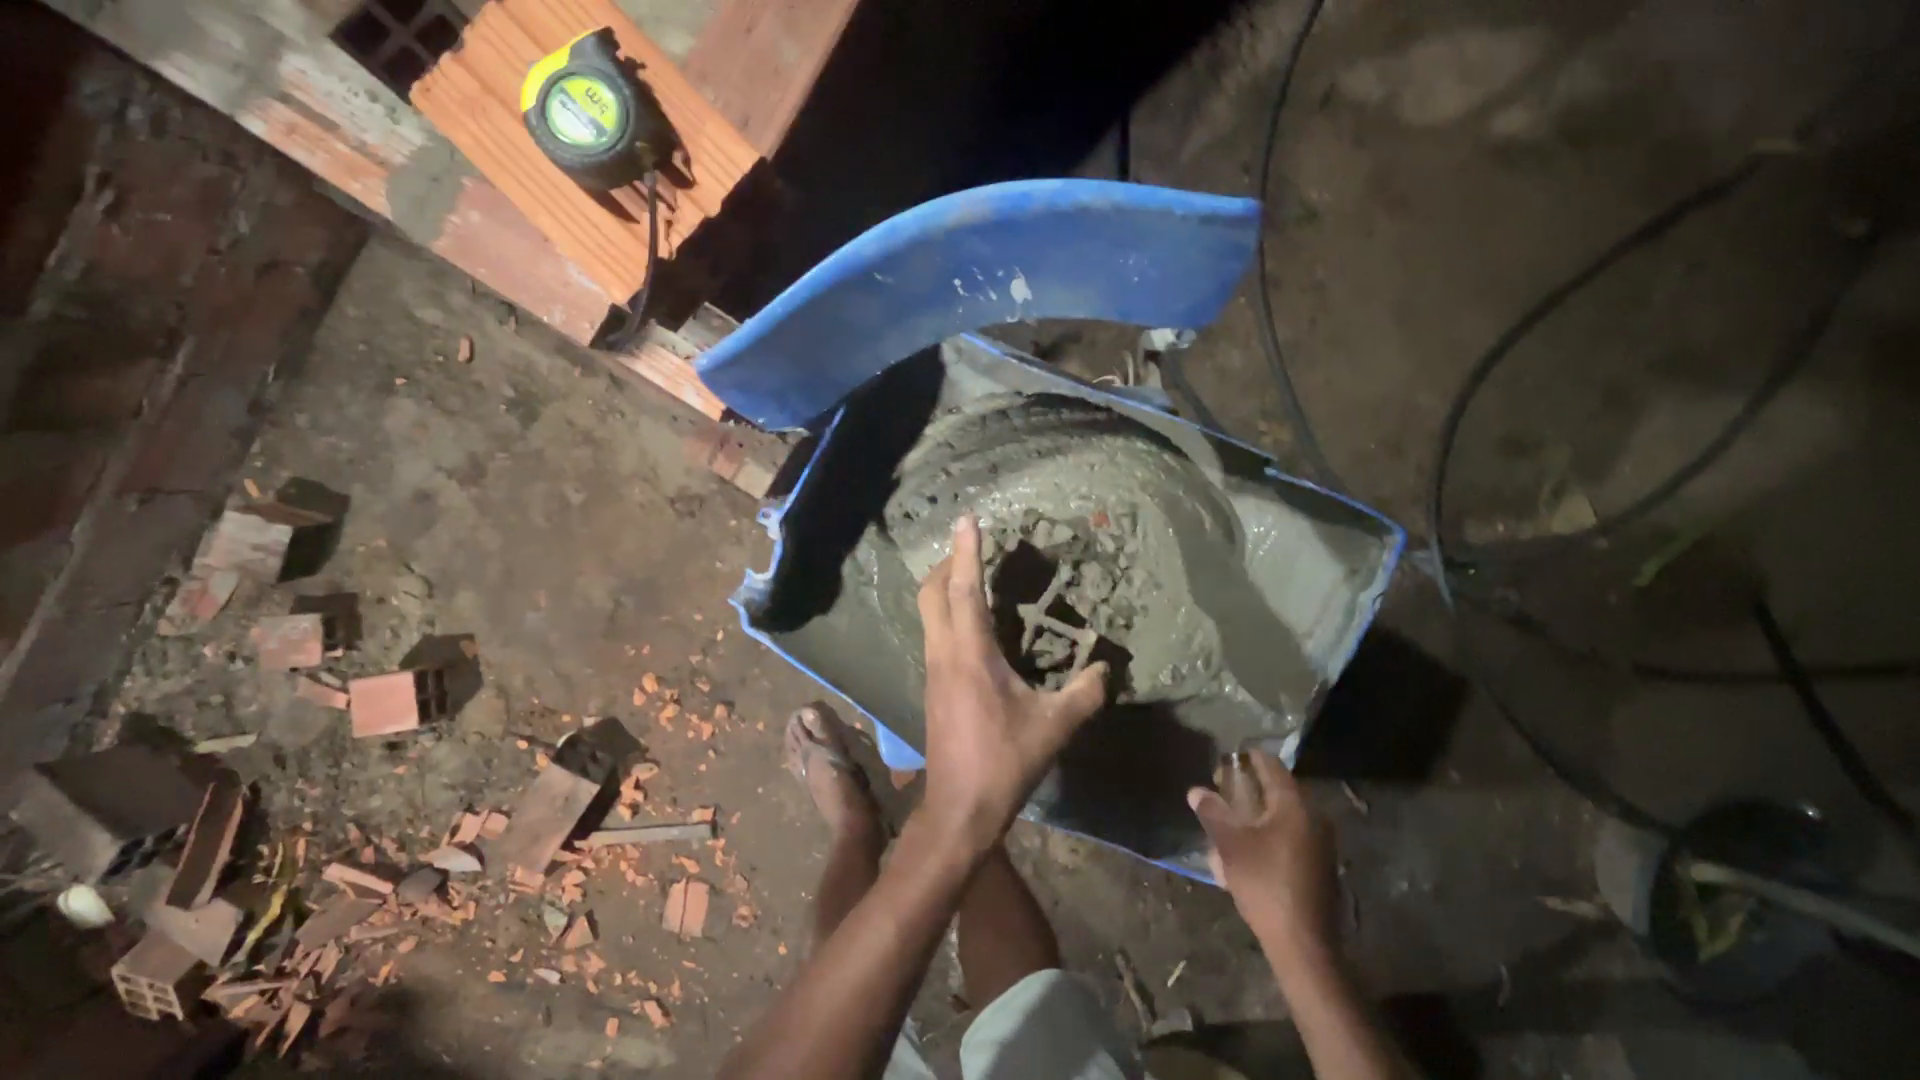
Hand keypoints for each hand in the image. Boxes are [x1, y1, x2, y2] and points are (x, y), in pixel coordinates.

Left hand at [917, 515, 1108, 847]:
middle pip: (931, 593)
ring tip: (974, 576)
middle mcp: (943, 654)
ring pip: (928, 614)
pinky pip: (935, 634)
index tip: (967, 519)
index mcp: (969, 654)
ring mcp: (933, 671)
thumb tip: (1106, 670)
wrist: (959, 807)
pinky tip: (975, 625)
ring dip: (945, 587)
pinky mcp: (934, 687)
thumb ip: (1084, 693)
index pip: (963, 590)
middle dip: (948, 563)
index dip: (967, 552)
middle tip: (973, 547)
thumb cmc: (1004, 762)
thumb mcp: (1054, 726)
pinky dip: (948, 614)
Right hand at [1189, 750, 1336, 948]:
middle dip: (1248, 791)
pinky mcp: (1319, 866)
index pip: (1272, 766)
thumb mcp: (1230, 845)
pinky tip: (1247, 855)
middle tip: (1221, 795)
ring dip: (1256, 817)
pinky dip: (1268, 837)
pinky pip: (1290, 839)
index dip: (1247, 759)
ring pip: (1282, 818)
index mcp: (1294, 805)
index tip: (1225, 761)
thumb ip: (1213, 813)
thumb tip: (1196, 791)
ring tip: (1228, 827)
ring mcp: (1320, 843)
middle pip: (1278, 792)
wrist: (1302, 941)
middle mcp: (1314, 817)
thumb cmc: (1264, 883)